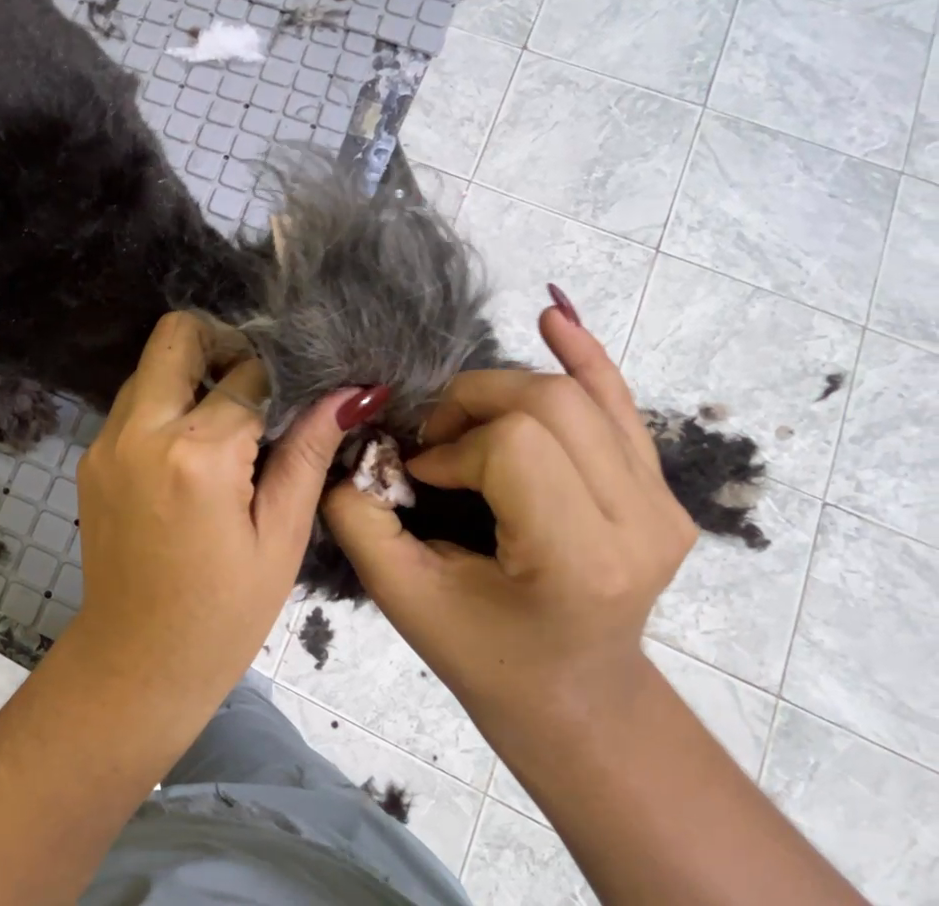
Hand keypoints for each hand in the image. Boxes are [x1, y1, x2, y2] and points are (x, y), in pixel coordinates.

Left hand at [74, 313, 386, 692]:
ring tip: (224, 423)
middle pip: (175, 337)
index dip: (281, 376)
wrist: (137, 657)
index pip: (247, 373)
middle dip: (220, 344)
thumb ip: (307, 454)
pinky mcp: (89, 460)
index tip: (298, 392)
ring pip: (147, 369)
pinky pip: (128, 407)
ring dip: (187, 376)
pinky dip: (160, 408)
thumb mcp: (280, 537)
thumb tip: (350, 394)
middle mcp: (140, 433)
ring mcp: (105, 444)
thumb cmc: (223, 613)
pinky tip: (188, 453)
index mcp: (197, 454)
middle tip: (253, 383)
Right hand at [323, 303, 697, 724]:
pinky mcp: (659, 488)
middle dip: (472, 405)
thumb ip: (359, 516)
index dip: (451, 450)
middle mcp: (640, 523)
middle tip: (432, 446)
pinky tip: (551, 318)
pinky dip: (582, 356)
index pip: (515, 447)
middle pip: (550, 403)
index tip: (419, 480)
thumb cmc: (481, 653)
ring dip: (502, 390)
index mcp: (580, 559)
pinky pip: (620, 403)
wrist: (572, 694)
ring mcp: (662, 502)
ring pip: (578, 394)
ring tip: (459, 422)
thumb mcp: (401, 595)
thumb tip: (350, 443)